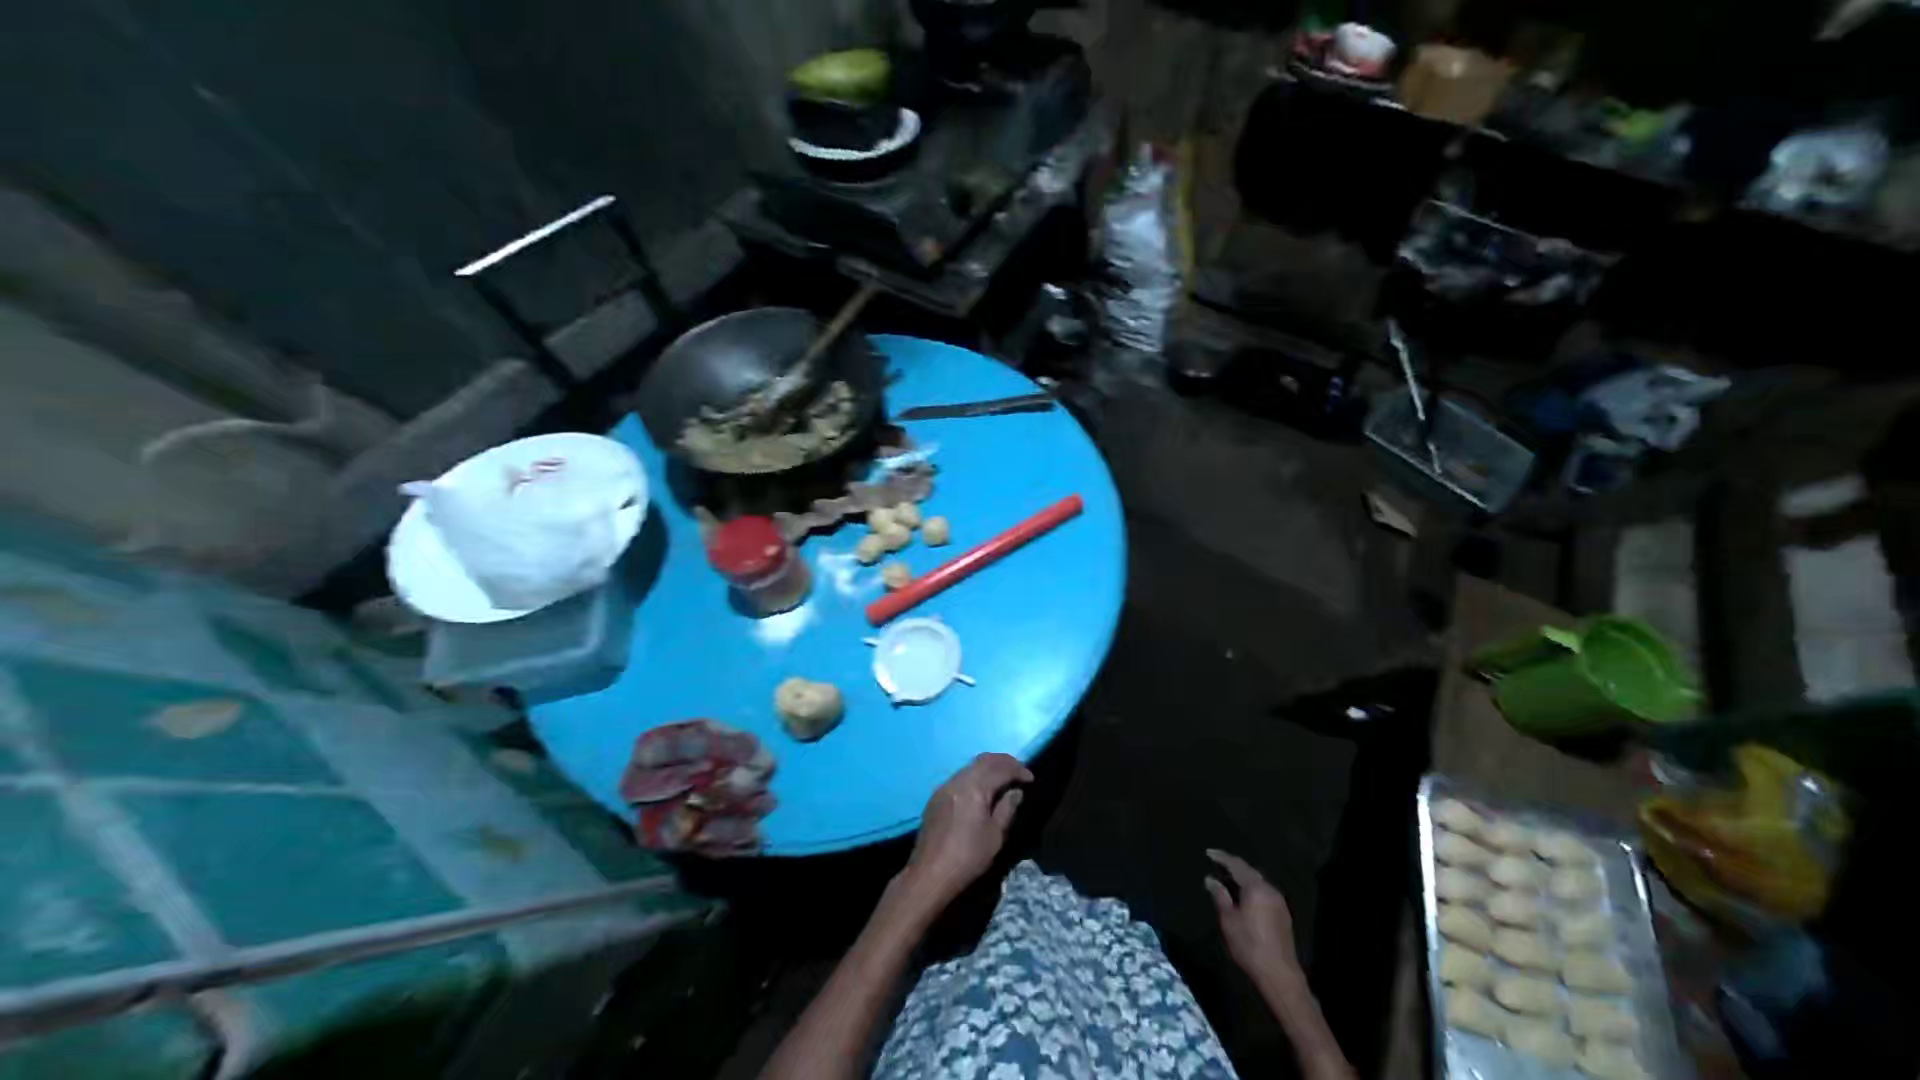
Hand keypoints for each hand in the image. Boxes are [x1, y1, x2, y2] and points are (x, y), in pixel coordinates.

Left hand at [901, 753, 1032, 907]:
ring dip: (988, 767)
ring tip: (1003, 778)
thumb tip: (1016, 791)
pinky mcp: (936, 797)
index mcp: (974, 788)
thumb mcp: (995, 835)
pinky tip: (982, 789)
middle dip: (1003, 762)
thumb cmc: (968, 857)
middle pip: (983, 760)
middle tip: (1019, 770)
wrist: (930, 873)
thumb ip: (1007, 808)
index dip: (1018, 770)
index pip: (1000, 769)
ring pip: (970, 766)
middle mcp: (957, 781)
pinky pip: (960, 776)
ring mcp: (944, 787)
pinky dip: (975, 776)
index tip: (1031, 778)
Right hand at [1205, 848, 1300, 982]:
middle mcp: (1270, 890)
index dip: (1222, 857)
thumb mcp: (1228, 920)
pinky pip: (1264, 892)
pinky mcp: (1283, 914)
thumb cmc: (1249, 945)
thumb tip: (1210, 879)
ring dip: (1243, 878)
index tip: (1209, 853)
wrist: (1278, 973)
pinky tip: (1244, 896)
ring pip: (1258, 882)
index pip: (1237, 865)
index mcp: (1256, 888)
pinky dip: (1252, 888)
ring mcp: (1279, 902)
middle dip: (1233, 866)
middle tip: (1217, 863)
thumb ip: (1220, 896)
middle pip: (1250, 872)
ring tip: (1228, 878)